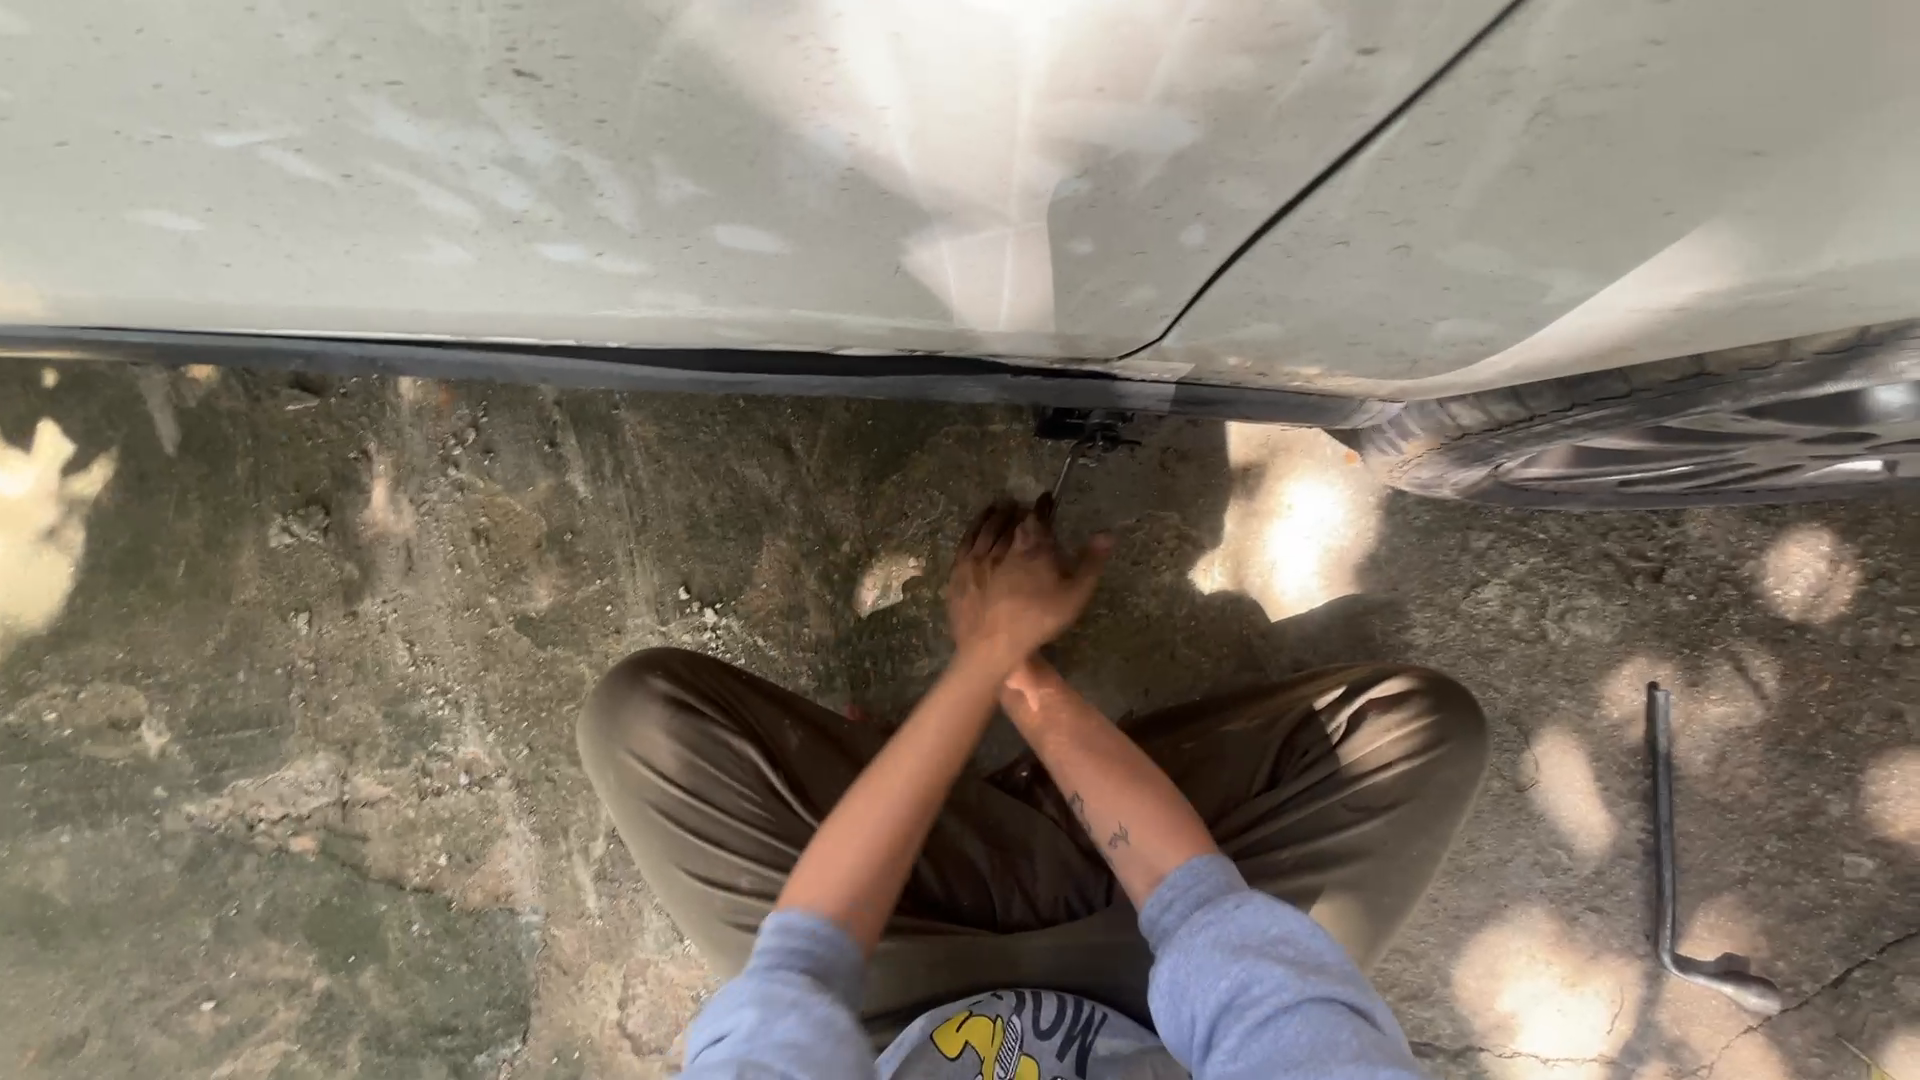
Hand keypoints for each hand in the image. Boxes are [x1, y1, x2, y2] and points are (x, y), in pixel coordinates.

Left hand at [945, 495, 1111, 668]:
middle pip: (1010, 523)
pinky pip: (966, 541)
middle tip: (1020, 504)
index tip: (1045, 499)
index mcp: (1032, 550)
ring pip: (986, 529)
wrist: (992, 645)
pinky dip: (973, 529)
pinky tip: (976, 527)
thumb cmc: (1037, 621)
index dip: (1041, 508)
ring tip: (999, 507)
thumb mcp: (1073, 596)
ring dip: (994, 516)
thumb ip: (1090, 563)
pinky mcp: (958, 571)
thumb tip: (1107, 534)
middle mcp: (1003, 547)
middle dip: (1017, 512)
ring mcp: (977, 558)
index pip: (1036, 520)